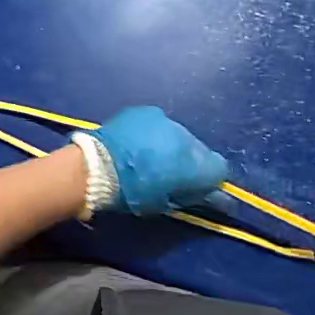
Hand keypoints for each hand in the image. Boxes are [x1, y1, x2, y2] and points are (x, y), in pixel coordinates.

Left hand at [88, 107, 229, 215]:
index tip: (200, 187)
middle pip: (199, 149)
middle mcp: (187, 136)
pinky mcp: (148, 112)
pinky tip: (140, 144)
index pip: (218, 168)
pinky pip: (159, 125)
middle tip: (173, 173)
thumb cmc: (132, 192)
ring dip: (173, 146)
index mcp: (194, 162)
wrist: (96, 166)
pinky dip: (155, 135)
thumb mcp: (166, 202)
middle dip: (190, 160)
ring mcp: (167, 120)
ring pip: (179, 135)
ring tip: (153, 157)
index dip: (210, 178)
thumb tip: (214, 196)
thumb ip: (193, 195)